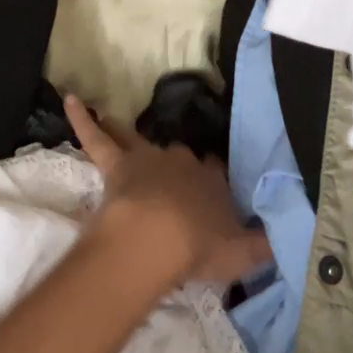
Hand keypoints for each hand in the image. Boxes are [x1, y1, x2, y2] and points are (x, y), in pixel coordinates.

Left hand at [64, 95, 271, 284]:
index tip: (217, 189)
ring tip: (121, 124)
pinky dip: (82, 119)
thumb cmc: (200, 246)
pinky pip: (96, 139)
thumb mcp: (244, 254)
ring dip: (130, 135)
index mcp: (214, 185)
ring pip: (139, 141)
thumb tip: (282, 239)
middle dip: (179, 167)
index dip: (216, 182)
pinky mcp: (117, 166)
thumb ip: (263, 246)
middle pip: (181, 159)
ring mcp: (148, 161)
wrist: (158, 238)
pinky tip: (69, 99)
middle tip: (175, 183)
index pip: (217, 175)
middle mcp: (183, 165)